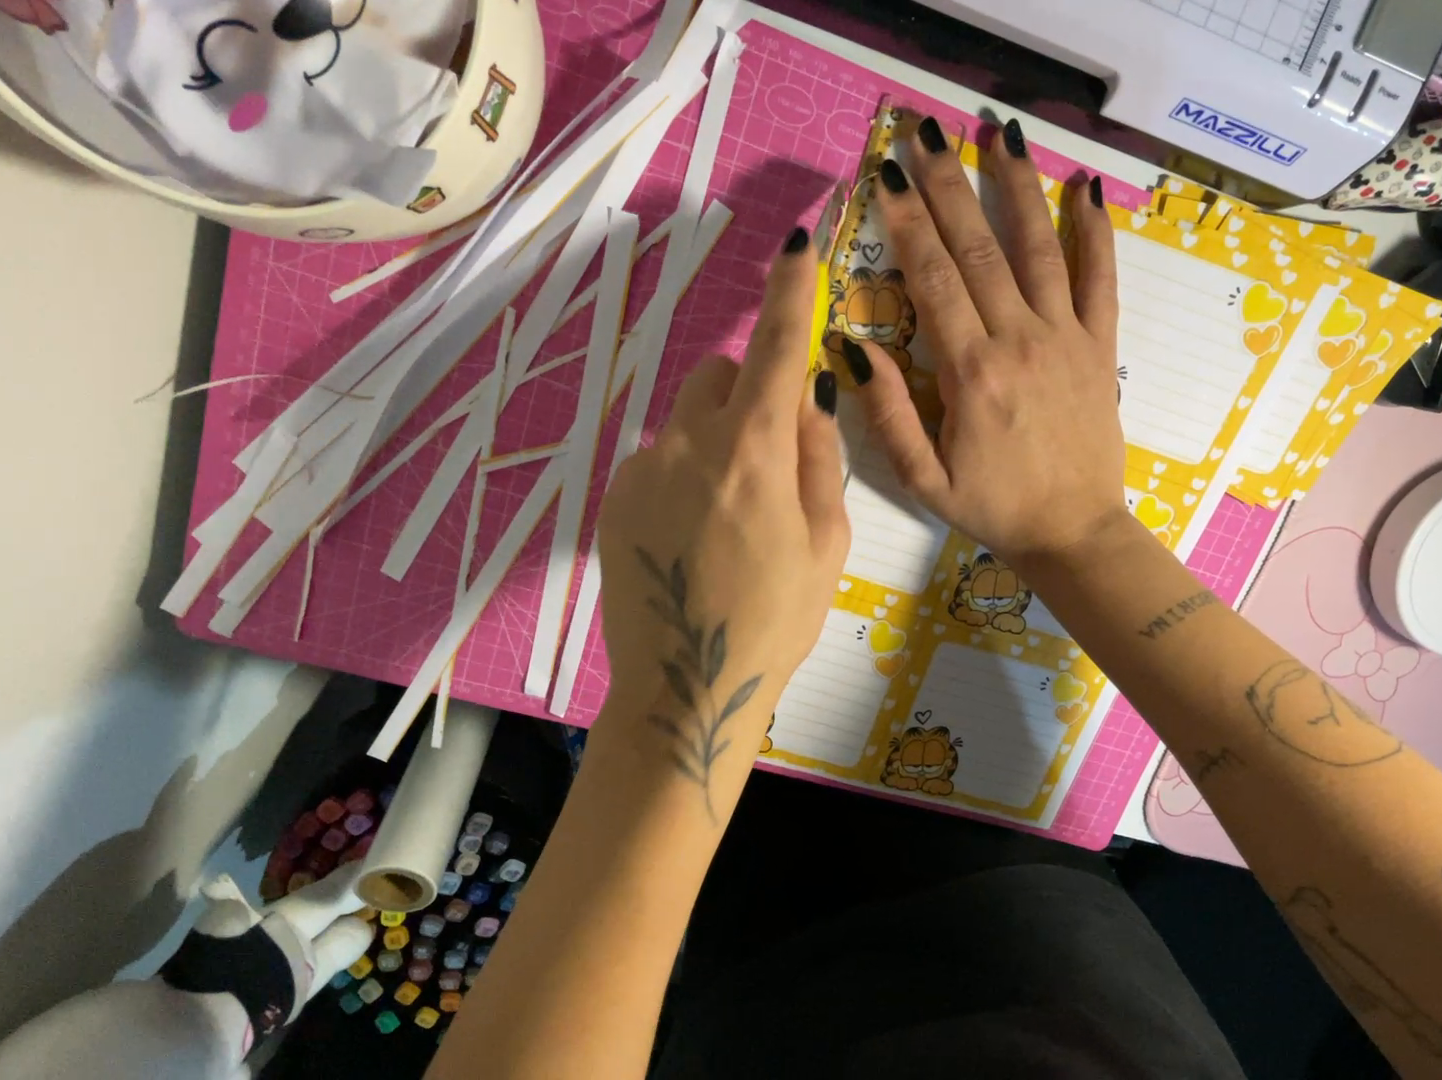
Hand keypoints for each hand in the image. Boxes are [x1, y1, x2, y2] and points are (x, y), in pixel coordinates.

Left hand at [594, 227, 849, 812]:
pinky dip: (682, 471)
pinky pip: (658, 457)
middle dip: (749, 392)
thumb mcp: (828, 545)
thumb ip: (821, 458)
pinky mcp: (614, 497)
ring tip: (729, 513)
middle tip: (770, 453)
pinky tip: (691, 534)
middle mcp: (689, 443)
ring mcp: (643, 469)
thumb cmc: (776, 621)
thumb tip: (812, 395)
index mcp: (754, 453)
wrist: (686, 686)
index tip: (795, 243)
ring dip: (715, 437)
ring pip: (687, 418)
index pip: (778, 349)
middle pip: (721, 374)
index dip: (790, 291)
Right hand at [847, 115, 1128, 568]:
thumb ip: (887, 415)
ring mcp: (1066, 338)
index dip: (908, 224)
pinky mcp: (1100, 347)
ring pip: (1038, 248)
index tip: (887, 176)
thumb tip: (850, 351)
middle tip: (925, 134)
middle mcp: (1019, 341)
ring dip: (1017, 187)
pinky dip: (1094, 232)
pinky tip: (1085, 188)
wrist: (1074, 532)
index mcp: (971, 373)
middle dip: (949, 186)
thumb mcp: (924, 479)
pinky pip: (1100, 279)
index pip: (933, 280)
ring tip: (1000, 134)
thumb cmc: (993, 509)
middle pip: (980, 249)